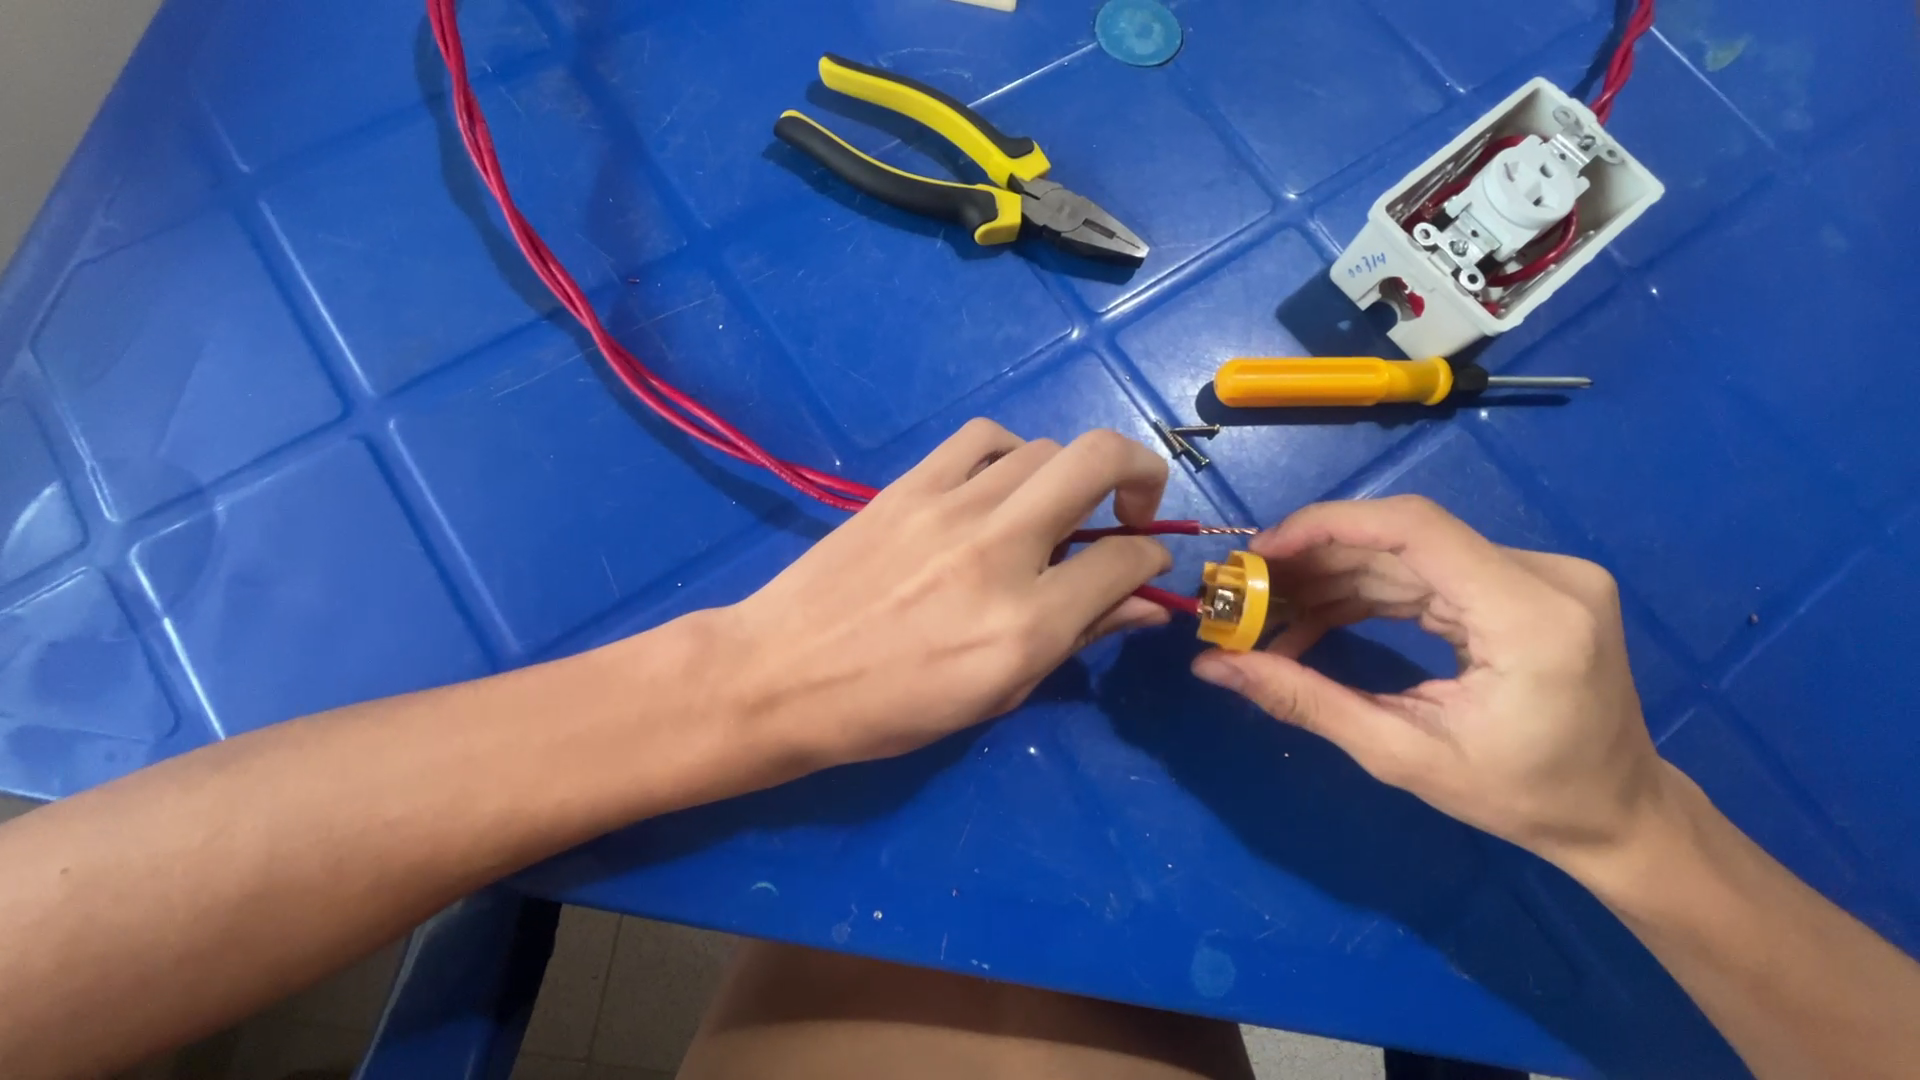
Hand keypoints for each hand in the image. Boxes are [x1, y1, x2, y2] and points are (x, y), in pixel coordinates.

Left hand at [720, 420, 1172, 767]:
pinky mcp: (908, 486)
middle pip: (1100, 460)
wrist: (781, 675)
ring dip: (1071, 473)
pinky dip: (1010, 453)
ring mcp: (949, 508)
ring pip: (1045, 447)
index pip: (1125, 560)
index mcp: (1025, 626)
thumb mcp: (997, 694)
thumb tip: (1146, 605)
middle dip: (1142, 472)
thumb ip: (1079, 639)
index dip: (1151, 559)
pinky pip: (982, 438)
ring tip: (1054, 511)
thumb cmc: (891, 710)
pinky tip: (1000, 486)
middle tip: (1134, 507)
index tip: (1145, 563)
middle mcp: (998, 552)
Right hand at [1190, 496, 1668, 867]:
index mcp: (1530, 615)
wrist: (1618, 815)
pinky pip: (1425, 573)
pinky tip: (1315, 617)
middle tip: (1246, 593)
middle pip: (1401, 540)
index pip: (1414, 528)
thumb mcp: (1402, 755)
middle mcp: (1543, 576)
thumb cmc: (1521, 798)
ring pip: (1406, 554)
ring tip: (1269, 612)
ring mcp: (1538, 576)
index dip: (1326, 526)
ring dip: (1331, 578)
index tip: (1258, 554)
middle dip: (1313, 562)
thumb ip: (1305, 701)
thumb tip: (1212, 665)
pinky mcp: (1522, 585)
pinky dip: (1365, 592)